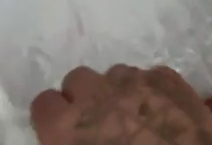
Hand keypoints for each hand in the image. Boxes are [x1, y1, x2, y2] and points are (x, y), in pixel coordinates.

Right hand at [31, 66, 211, 144]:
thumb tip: (71, 141)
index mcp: (67, 126)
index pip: (43, 103)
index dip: (50, 118)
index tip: (59, 133)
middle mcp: (97, 93)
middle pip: (78, 80)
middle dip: (83, 99)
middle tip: (95, 126)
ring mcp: (135, 79)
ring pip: (114, 74)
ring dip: (115, 92)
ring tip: (129, 118)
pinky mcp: (168, 77)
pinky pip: (148, 76)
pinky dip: (148, 91)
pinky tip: (157, 113)